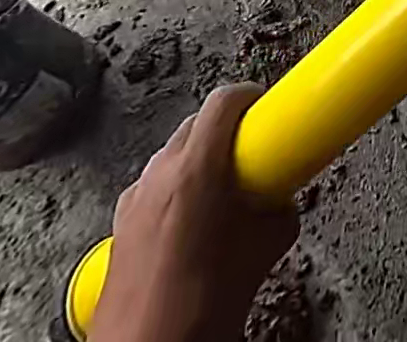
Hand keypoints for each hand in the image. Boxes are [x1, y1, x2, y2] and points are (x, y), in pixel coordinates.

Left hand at [90, 83, 298, 341]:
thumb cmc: (195, 311)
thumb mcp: (261, 252)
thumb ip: (280, 215)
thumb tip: (285, 204)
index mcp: (195, 171)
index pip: (224, 101)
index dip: (250, 96)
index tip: (266, 108)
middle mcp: (160, 175)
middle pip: (198, 122)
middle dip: (228, 129)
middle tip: (254, 152)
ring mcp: (135, 198)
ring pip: (175, 151)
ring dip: (202, 155)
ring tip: (226, 188)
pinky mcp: (121, 223)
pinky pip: (155, 183)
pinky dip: (178, 184)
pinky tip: (194, 220)